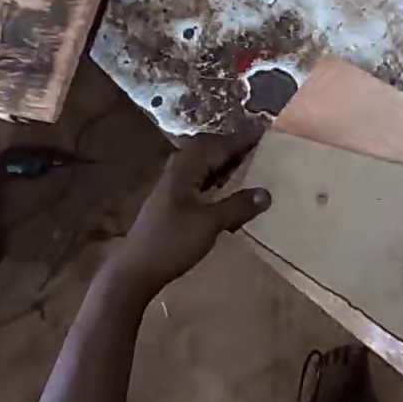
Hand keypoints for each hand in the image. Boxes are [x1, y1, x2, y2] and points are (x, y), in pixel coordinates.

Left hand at [100, 131, 271, 303]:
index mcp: (185, 169)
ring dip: (221, 161)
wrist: (137, 268)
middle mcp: (177, 170)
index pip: (217, 145)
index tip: (264, 133)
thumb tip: (266, 193)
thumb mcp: (210, 224)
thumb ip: (237, 206)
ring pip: (200, 163)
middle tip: (257, 148)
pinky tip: (225, 189)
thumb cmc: (173, 242)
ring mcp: (171, 185)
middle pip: (206, 148)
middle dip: (230, 146)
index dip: (241, 139)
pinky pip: (196, 178)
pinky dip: (213, 177)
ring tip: (246, 165)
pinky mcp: (171, 200)